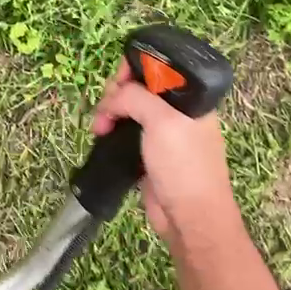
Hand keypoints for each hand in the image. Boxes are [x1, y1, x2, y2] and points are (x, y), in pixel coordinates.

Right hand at [92, 59, 241, 249]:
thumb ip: (134, 97)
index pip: (158, 69)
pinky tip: (101, 133)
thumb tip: (111, 99)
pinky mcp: (149, 152)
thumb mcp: (162, 121)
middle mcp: (177, 113)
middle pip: (138, 87)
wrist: (191, 220)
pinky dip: (111, 128)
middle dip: (117, 93)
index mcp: (191, 101)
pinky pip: (125, 129)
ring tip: (99, 126)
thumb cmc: (183, 166)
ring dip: (109, 111)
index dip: (133, 70)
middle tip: (106, 108)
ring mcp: (163, 134)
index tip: (117, 82)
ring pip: (128, 108)